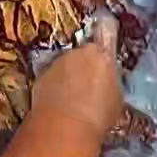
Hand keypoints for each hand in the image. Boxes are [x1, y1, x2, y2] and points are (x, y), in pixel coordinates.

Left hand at [29, 12, 122, 138]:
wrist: (65, 125)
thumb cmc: (99, 114)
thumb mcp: (116, 98)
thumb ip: (111, 82)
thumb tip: (107, 83)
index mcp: (103, 53)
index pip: (107, 31)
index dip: (107, 32)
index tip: (107, 35)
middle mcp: (78, 52)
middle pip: (84, 52)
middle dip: (86, 64)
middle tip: (90, 85)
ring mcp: (57, 62)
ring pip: (65, 65)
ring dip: (68, 76)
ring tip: (73, 99)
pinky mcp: (40, 76)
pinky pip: (51, 78)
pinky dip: (54, 87)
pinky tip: (58, 105)